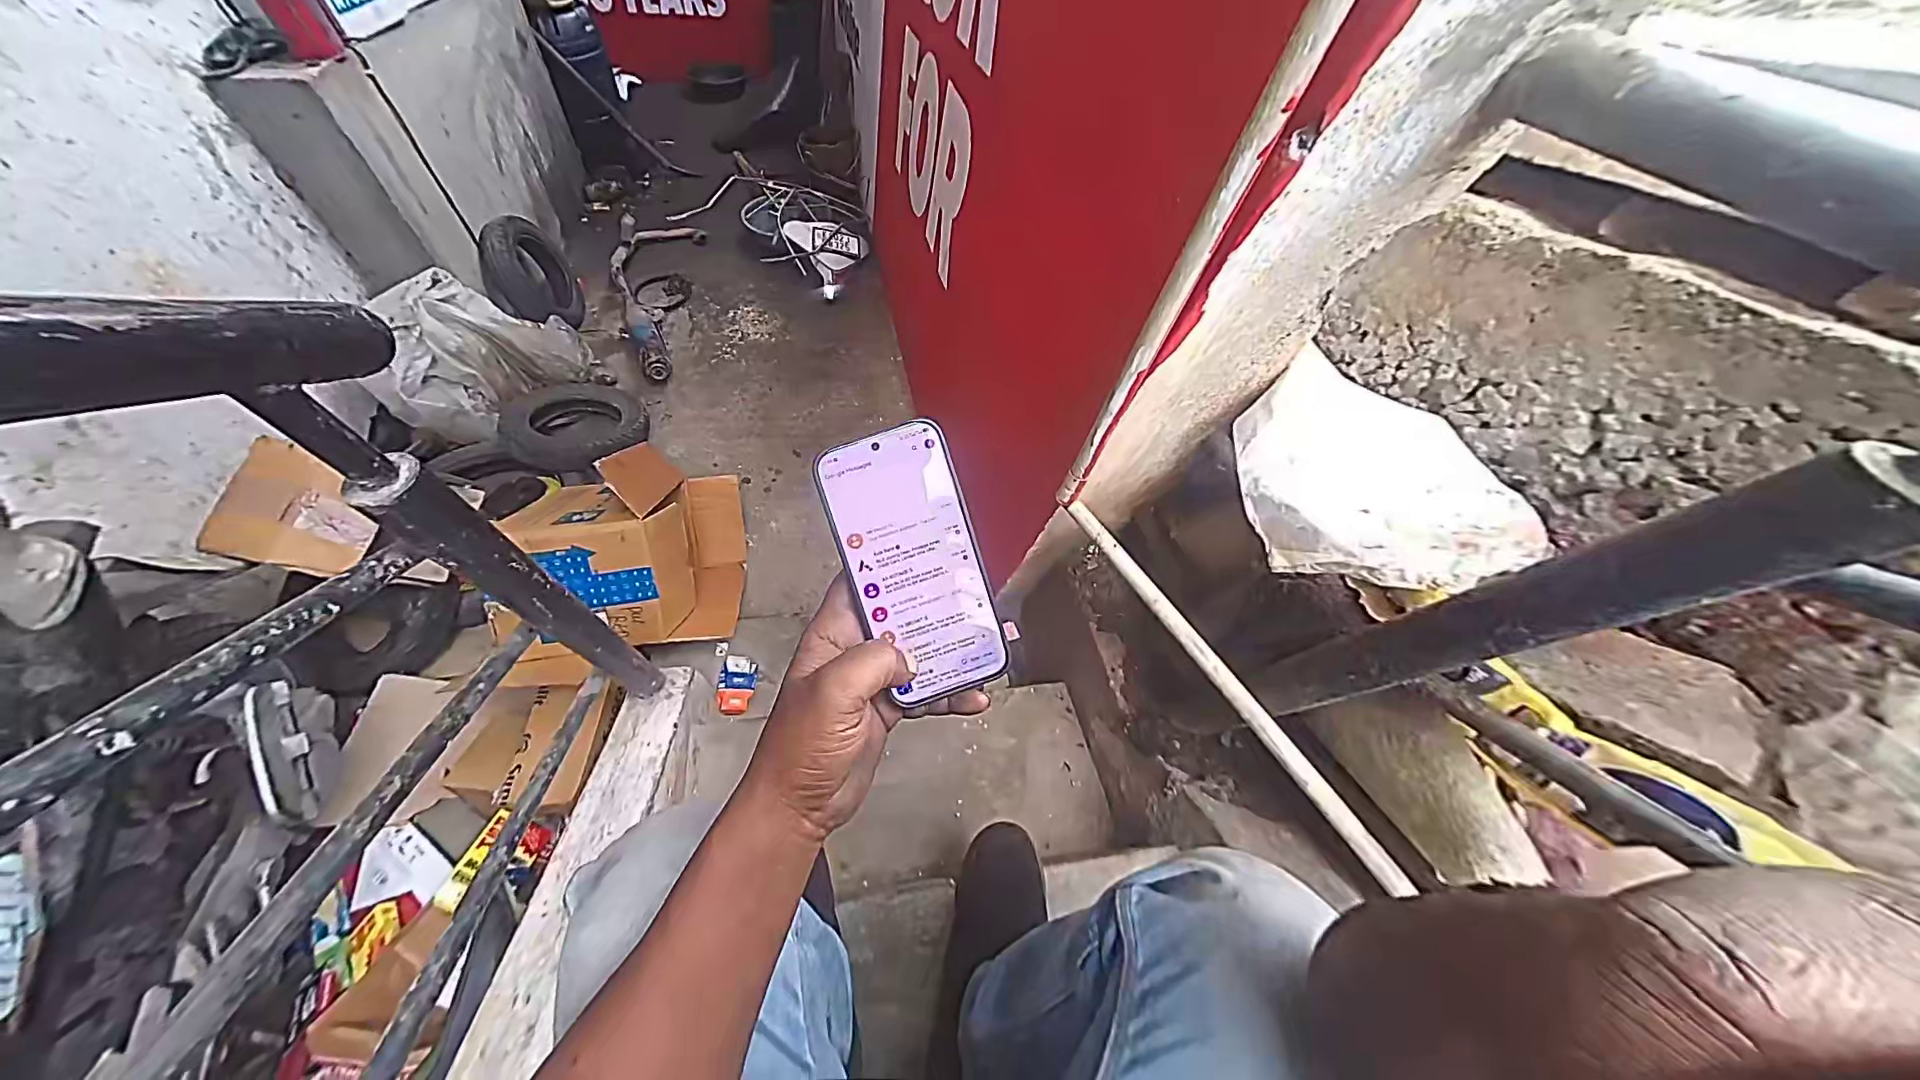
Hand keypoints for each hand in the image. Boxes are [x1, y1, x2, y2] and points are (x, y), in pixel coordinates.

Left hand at [740, 575, 992, 841]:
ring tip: (979, 650)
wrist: (802, 804)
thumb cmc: (799, 750)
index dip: (883, 565)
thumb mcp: (833, 692)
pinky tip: (971, 697)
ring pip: (917, 654)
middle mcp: (852, 653)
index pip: (857, 586)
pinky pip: (925, 691)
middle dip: (931, 609)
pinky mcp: (887, 707)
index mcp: (831, 637)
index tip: (915, 551)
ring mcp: (871, 681)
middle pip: (898, 617)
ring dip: (948, 654)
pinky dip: (949, 693)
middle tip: (965, 599)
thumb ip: (873, 661)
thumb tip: (909, 656)